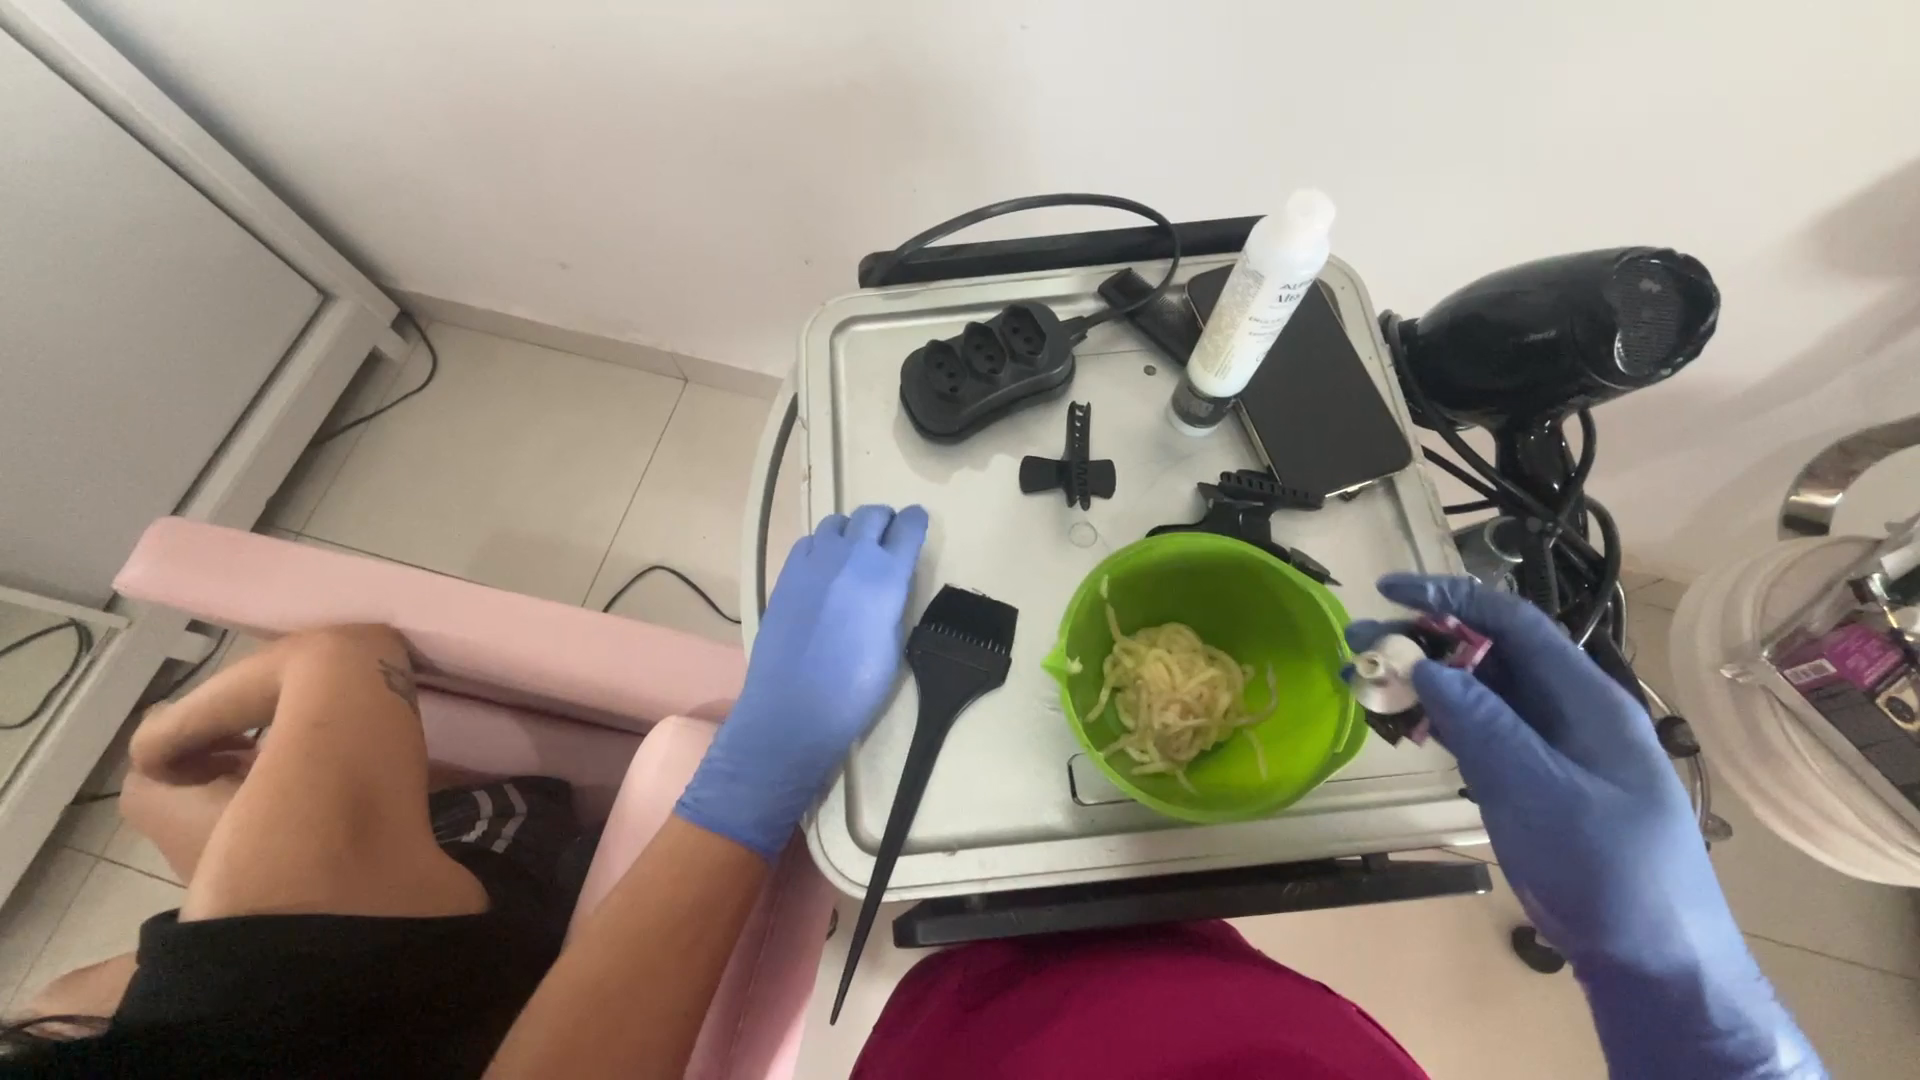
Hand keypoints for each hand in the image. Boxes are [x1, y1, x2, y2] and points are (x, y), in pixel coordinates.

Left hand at [675, 505, 929, 859]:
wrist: (793, 708)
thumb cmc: (856, 688)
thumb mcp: (894, 645)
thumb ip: (894, 603)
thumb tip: (891, 586)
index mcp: (887, 576)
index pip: (908, 528)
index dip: (917, 522)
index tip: (918, 523)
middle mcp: (851, 557)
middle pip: (871, 515)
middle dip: (885, 520)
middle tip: (890, 536)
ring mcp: (814, 562)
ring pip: (837, 522)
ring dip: (853, 529)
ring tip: (855, 551)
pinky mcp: (785, 574)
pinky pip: (809, 542)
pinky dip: (823, 546)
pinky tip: (825, 569)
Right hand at [1351, 575, 1821, 1077]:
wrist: (1650, 958)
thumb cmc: (1609, 870)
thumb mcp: (1542, 791)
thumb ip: (1482, 724)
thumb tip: (1421, 663)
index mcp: (1586, 699)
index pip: (1513, 622)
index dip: (1450, 597)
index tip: (1387, 590)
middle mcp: (1563, 709)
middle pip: (1487, 651)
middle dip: (1420, 638)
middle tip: (1356, 641)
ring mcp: (1542, 742)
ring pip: (1473, 689)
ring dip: (1419, 678)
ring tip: (1362, 679)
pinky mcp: (1522, 772)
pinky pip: (1471, 727)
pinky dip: (1431, 717)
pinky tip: (1396, 719)